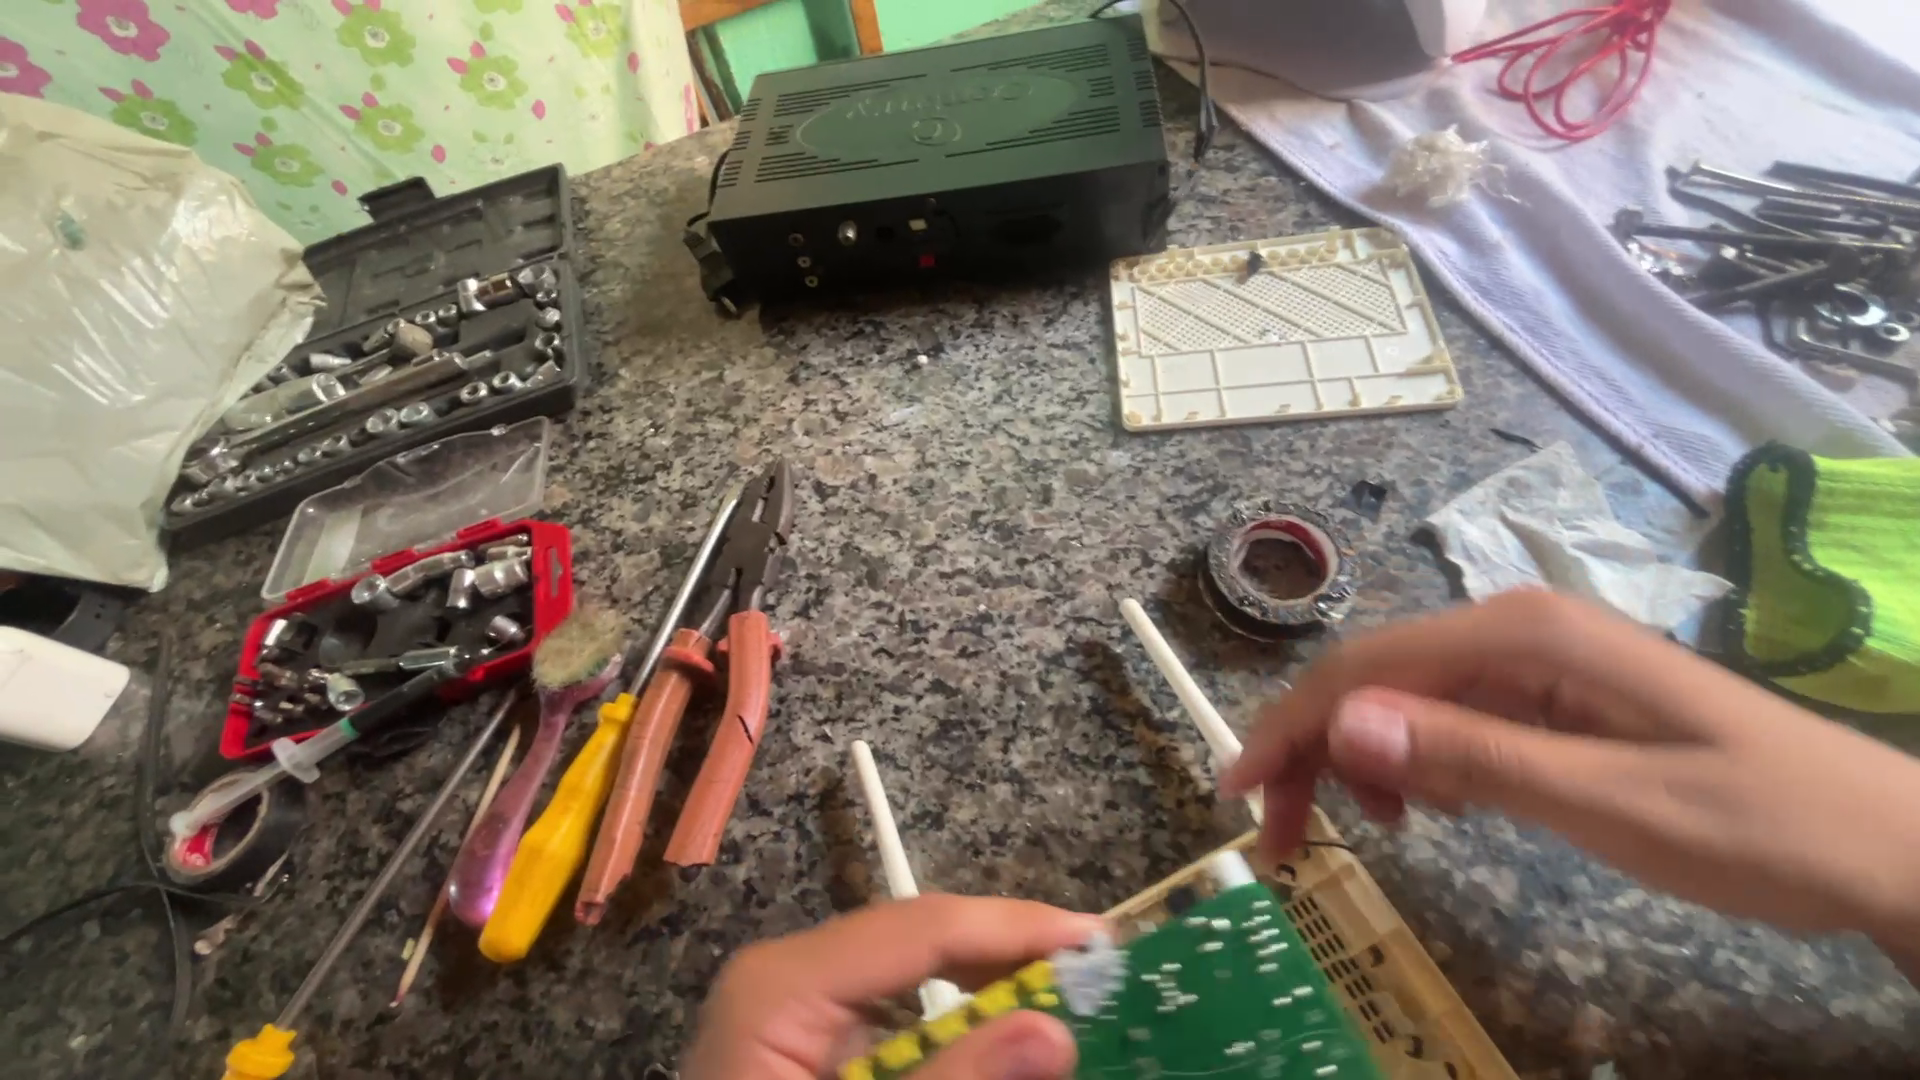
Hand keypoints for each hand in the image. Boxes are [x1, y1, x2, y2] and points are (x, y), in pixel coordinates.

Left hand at [682, 895, 1099, 1079]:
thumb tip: (1056, 1031)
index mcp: (785, 981)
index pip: (921, 924)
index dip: (1015, 925)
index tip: (1094, 937)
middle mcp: (792, 968)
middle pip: (923, 936)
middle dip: (1011, 954)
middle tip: (1095, 970)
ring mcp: (799, 997)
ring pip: (917, 969)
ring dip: (992, 987)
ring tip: (1065, 997)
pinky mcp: (811, 1032)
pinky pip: (899, 1009)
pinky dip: (956, 1024)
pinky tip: (1001, 1036)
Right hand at [1221, 589, 1919, 960]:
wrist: (1895, 845)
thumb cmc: (1766, 824)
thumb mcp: (1613, 801)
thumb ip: (1473, 757)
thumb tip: (1344, 726)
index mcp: (1517, 634)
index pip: (1365, 668)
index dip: (1292, 726)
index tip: (1241, 791)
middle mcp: (1503, 630)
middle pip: (1367, 681)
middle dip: (1312, 753)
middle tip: (1283, 835)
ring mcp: (1516, 660)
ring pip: (1393, 702)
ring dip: (1356, 763)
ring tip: (1370, 830)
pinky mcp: (1528, 694)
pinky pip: (1435, 720)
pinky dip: (1407, 766)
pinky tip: (1424, 806)